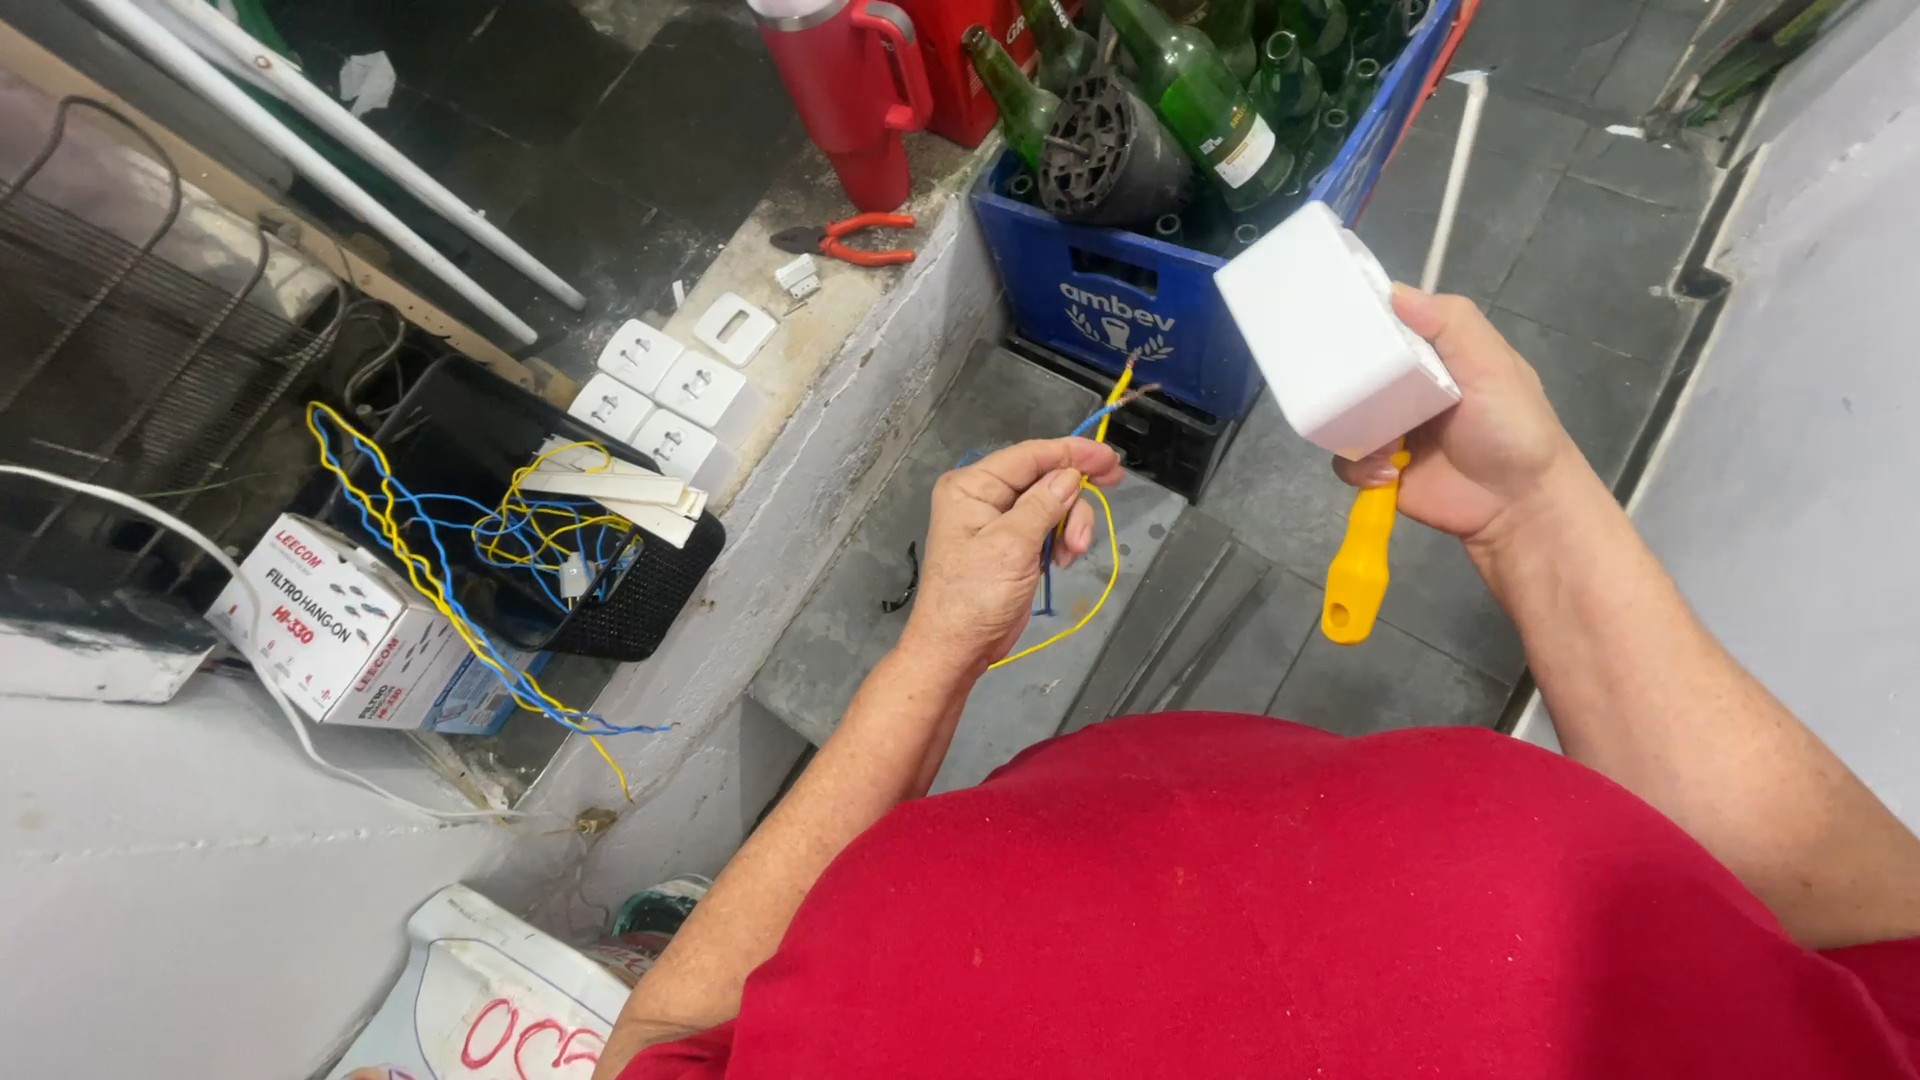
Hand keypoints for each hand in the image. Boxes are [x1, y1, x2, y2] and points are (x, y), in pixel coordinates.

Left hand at [903, 437, 1124, 672]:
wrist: (958, 647)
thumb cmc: (976, 595)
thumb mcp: (1012, 545)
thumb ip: (1043, 504)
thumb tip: (1071, 474)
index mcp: (972, 486)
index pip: (1029, 455)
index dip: (1072, 453)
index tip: (1110, 459)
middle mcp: (983, 496)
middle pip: (1044, 478)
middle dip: (1072, 500)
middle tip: (1106, 499)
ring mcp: (997, 522)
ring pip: (1052, 504)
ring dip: (1069, 525)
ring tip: (1071, 554)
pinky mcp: (1011, 545)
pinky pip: (1047, 528)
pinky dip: (1061, 540)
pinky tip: (1063, 560)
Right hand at [1332, 287, 1585, 548]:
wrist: (1516, 504)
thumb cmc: (1513, 429)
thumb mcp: (1492, 366)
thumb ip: (1452, 325)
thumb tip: (1395, 292)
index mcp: (1434, 359)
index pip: (1388, 331)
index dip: (1362, 326)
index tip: (1334, 322)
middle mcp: (1406, 391)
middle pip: (1355, 377)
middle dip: (1346, 388)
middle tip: (1348, 394)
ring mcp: (1388, 430)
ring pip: (1344, 421)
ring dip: (1356, 435)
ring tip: (1386, 449)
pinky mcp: (1376, 468)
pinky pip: (1346, 462)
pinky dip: (1360, 469)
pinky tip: (1387, 475)